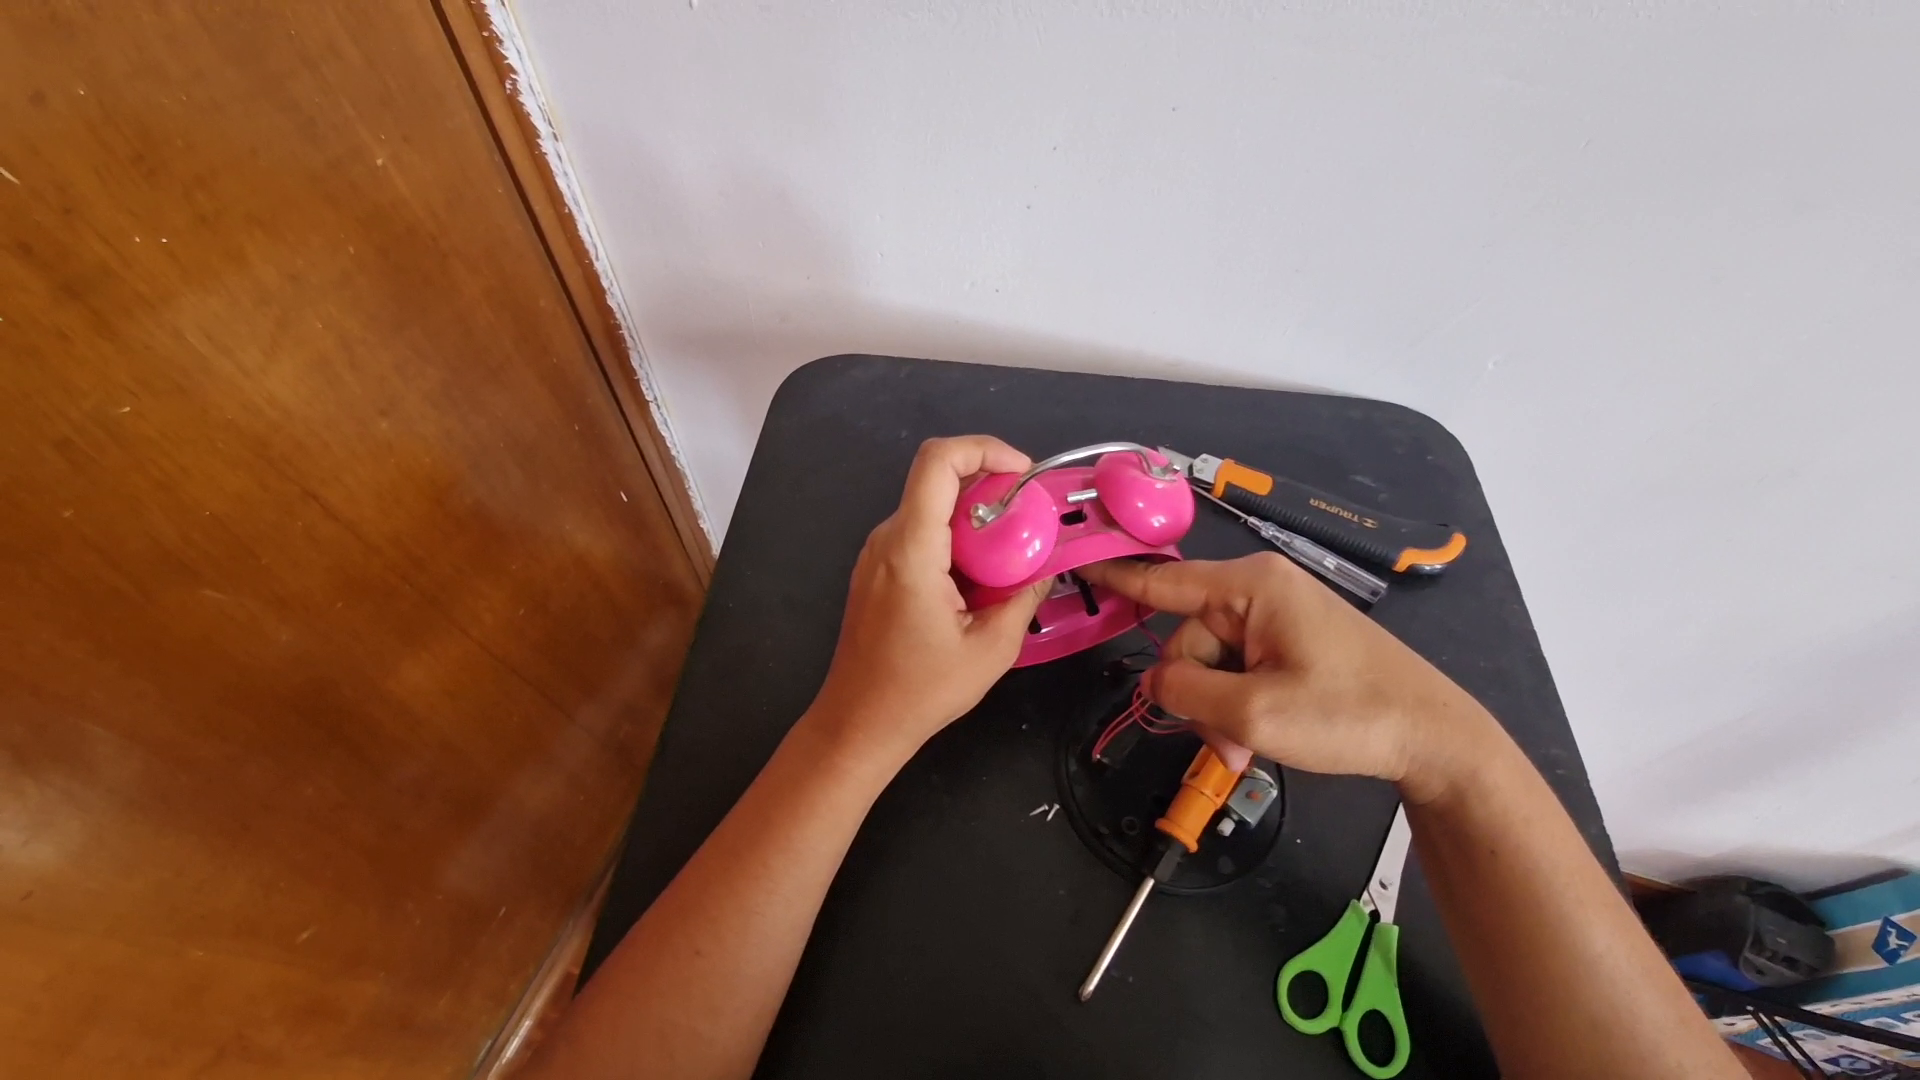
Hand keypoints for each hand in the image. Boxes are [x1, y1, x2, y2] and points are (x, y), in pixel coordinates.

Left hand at [806, 437, 1050, 765]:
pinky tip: (981, 578)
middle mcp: (887, 539)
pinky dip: (956, 540)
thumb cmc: (921, 690)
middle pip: (939, 482)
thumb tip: (1048, 564)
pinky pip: (921, 533)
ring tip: (1012, 556)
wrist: (859, 723)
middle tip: (1032, 523)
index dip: (984, 448)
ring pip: (932, 508)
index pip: (938, 460)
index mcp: (911, 548)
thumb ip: (1024, 597)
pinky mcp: (877, 570)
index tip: (1024, 474)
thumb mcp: (992, 648)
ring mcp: (877, 554)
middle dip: (991, 489)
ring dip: (975, 519)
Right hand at [1078, 554, 1495, 802]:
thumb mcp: (1254, 712)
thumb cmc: (1349, 716)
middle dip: (1196, 693)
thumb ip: (1186, 691)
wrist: (1435, 737)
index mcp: (1250, 587)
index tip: (1077, 564)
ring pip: (1211, 660)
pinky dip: (1238, 703)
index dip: (1117, 578)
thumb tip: (1155, 681)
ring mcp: (1276, 615)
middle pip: (1189, 638)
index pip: (1164, 580)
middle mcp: (1259, 590)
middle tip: (1226, 744)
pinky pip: (1238, 666)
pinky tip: (1257, 737)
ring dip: (1218, 708)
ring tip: (1247, 749)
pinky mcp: (1289, 639)